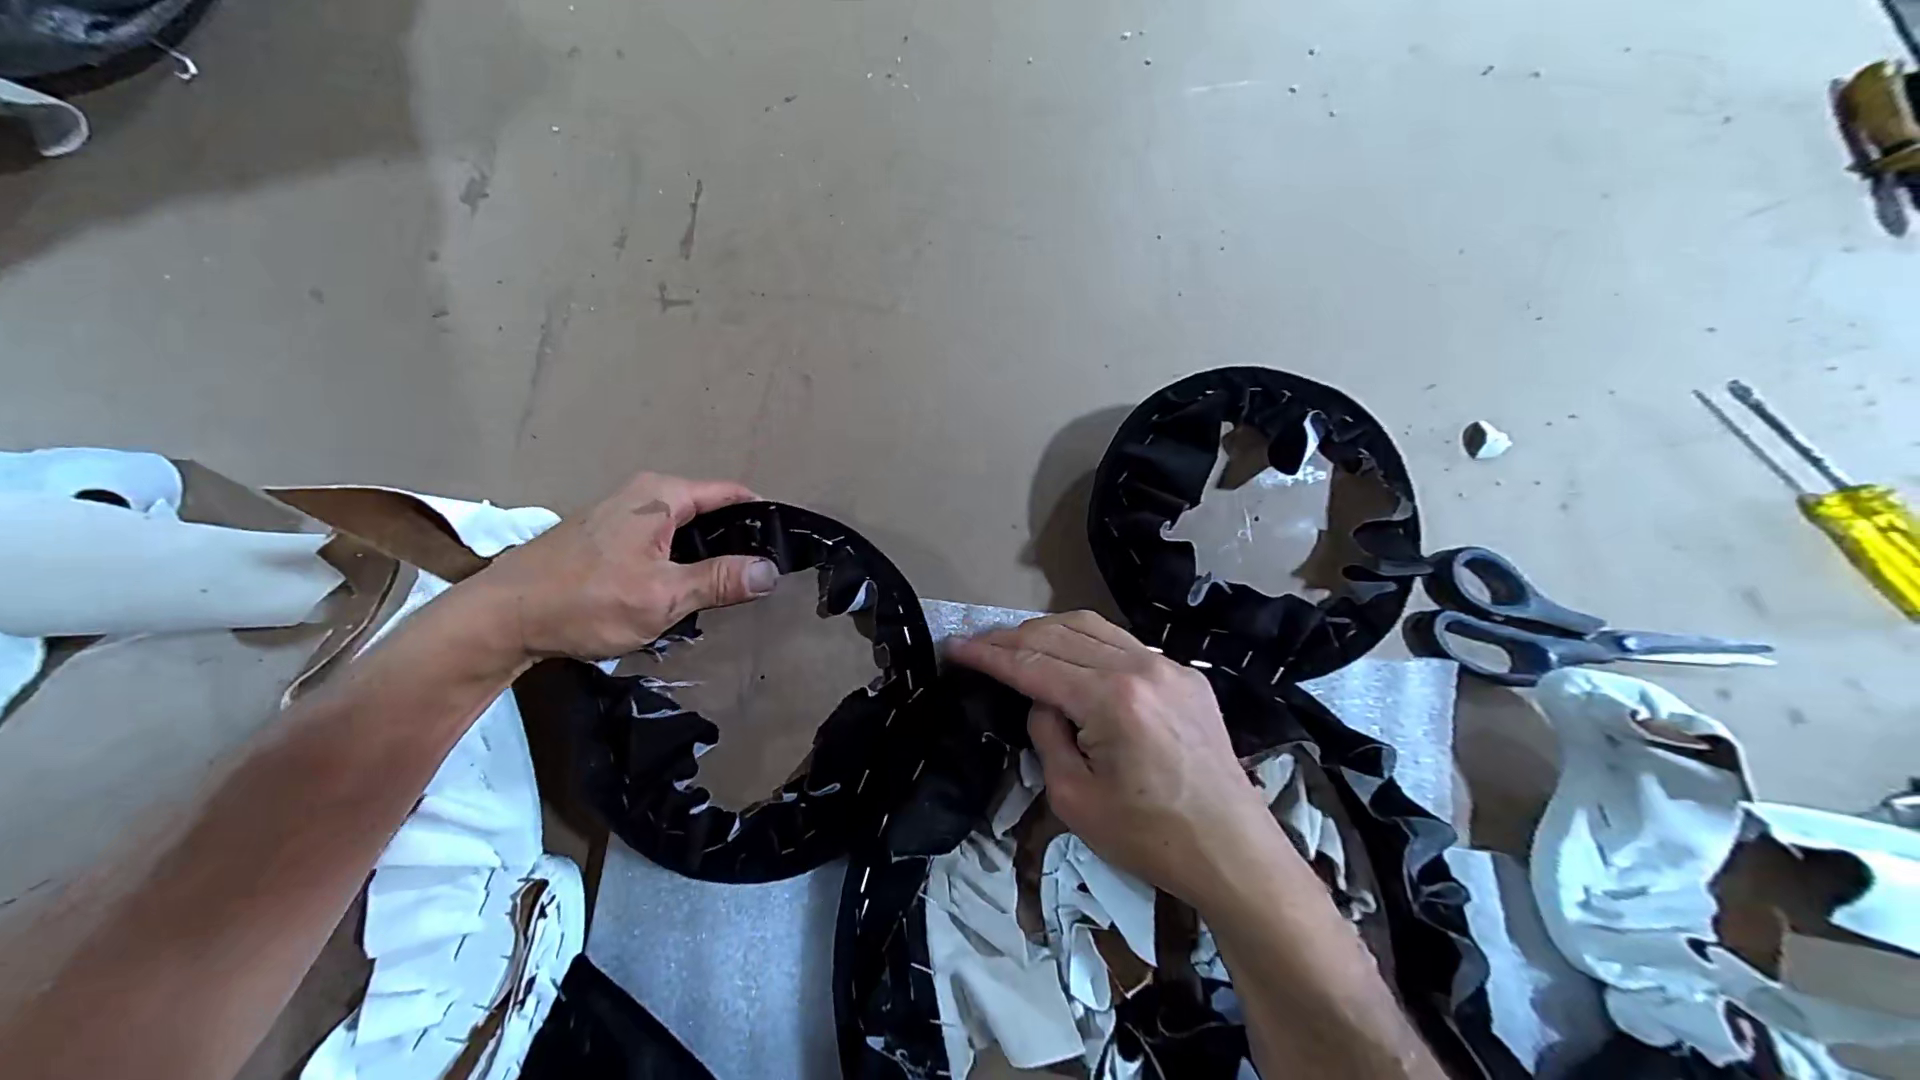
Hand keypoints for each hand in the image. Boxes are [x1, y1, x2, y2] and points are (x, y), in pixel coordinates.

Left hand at [457, 471, 777, 661]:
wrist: (498, 619)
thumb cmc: (584, 601)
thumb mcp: (663, 596)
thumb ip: (720, 580)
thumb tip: (770, 571)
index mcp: (660, 495)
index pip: (730, 494)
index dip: (761, 517)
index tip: (784, 546)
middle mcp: (641, 495)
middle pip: (708, 511)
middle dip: (736, 540)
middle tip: (759, 576)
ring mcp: (619, 516)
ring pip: (683, 530)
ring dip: (706, 555)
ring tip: (727, 587)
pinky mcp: (605, 539)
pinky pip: (660, 542)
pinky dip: (679, 560)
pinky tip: (681, 590)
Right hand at [948, 611, 1297, 909]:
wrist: (1232, 851)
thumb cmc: (1150, 838)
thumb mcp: (1074, 798)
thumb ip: (1047, 737)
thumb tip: (1043, 704)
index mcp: (1111, 700)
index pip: (1033, 664)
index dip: (989, 655)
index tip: (955, 647)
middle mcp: (1140, 668)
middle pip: (1059, 634)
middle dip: (1011, 637)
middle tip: (978, 645)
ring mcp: (1168, 667)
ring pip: (1092, 627)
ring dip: (1047, 631)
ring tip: (1016, 644)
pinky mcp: (1186, 676)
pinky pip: (1123, 643)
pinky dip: (1086, 642)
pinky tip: (1071, 657)